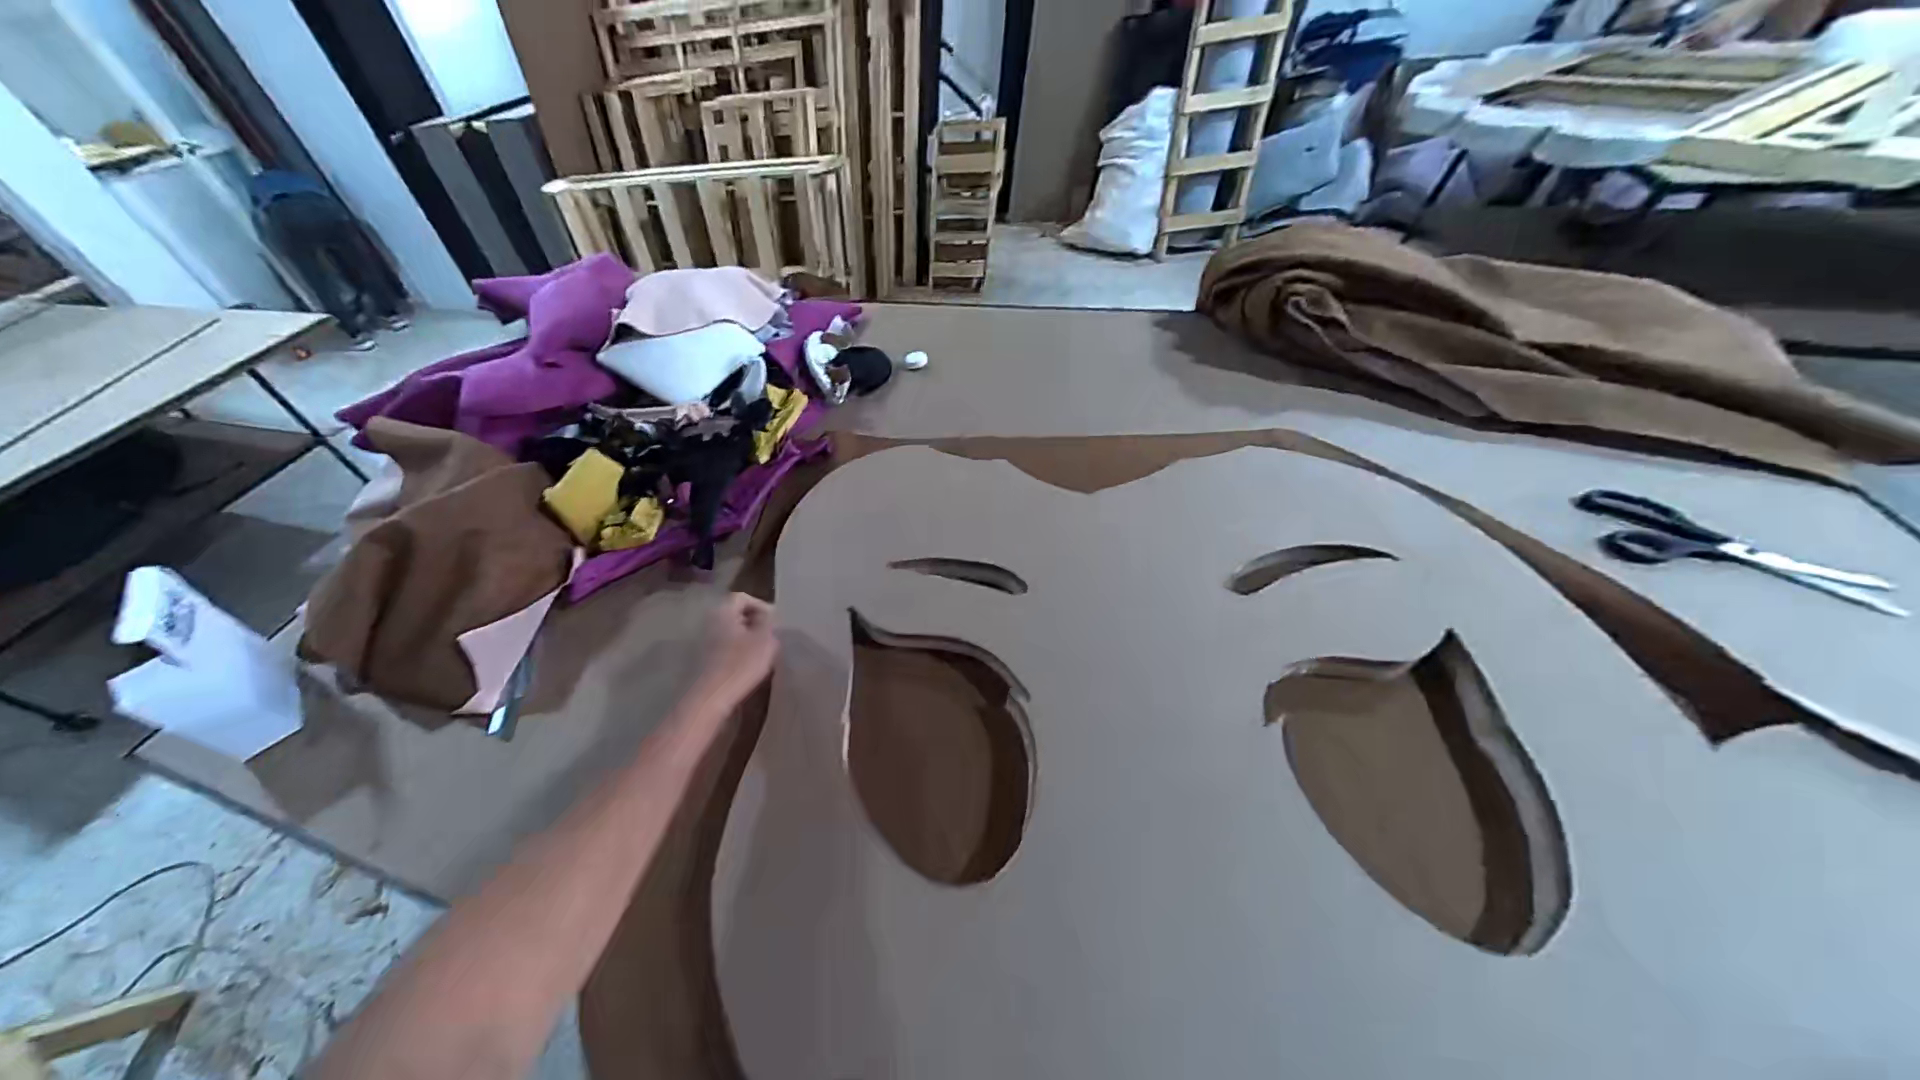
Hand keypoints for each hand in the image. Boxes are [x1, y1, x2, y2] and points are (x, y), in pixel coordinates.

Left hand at [693, 593, 778, 704]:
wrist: (710, 697)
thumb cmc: (740, 664)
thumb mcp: (765, 639)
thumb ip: (768, 621)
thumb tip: (767, 614)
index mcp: (723, 611)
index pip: (743, 597)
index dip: (761, 606)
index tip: (774, 621)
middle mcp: (709, 622)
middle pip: (734, 614)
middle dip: (754, 622)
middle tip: (770, 635)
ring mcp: (702, 641)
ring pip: (729, 632)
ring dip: (745, 638)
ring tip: (761, 651)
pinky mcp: (701, 659)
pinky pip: (723, 647)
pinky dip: (736, 651)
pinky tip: (747, 665)